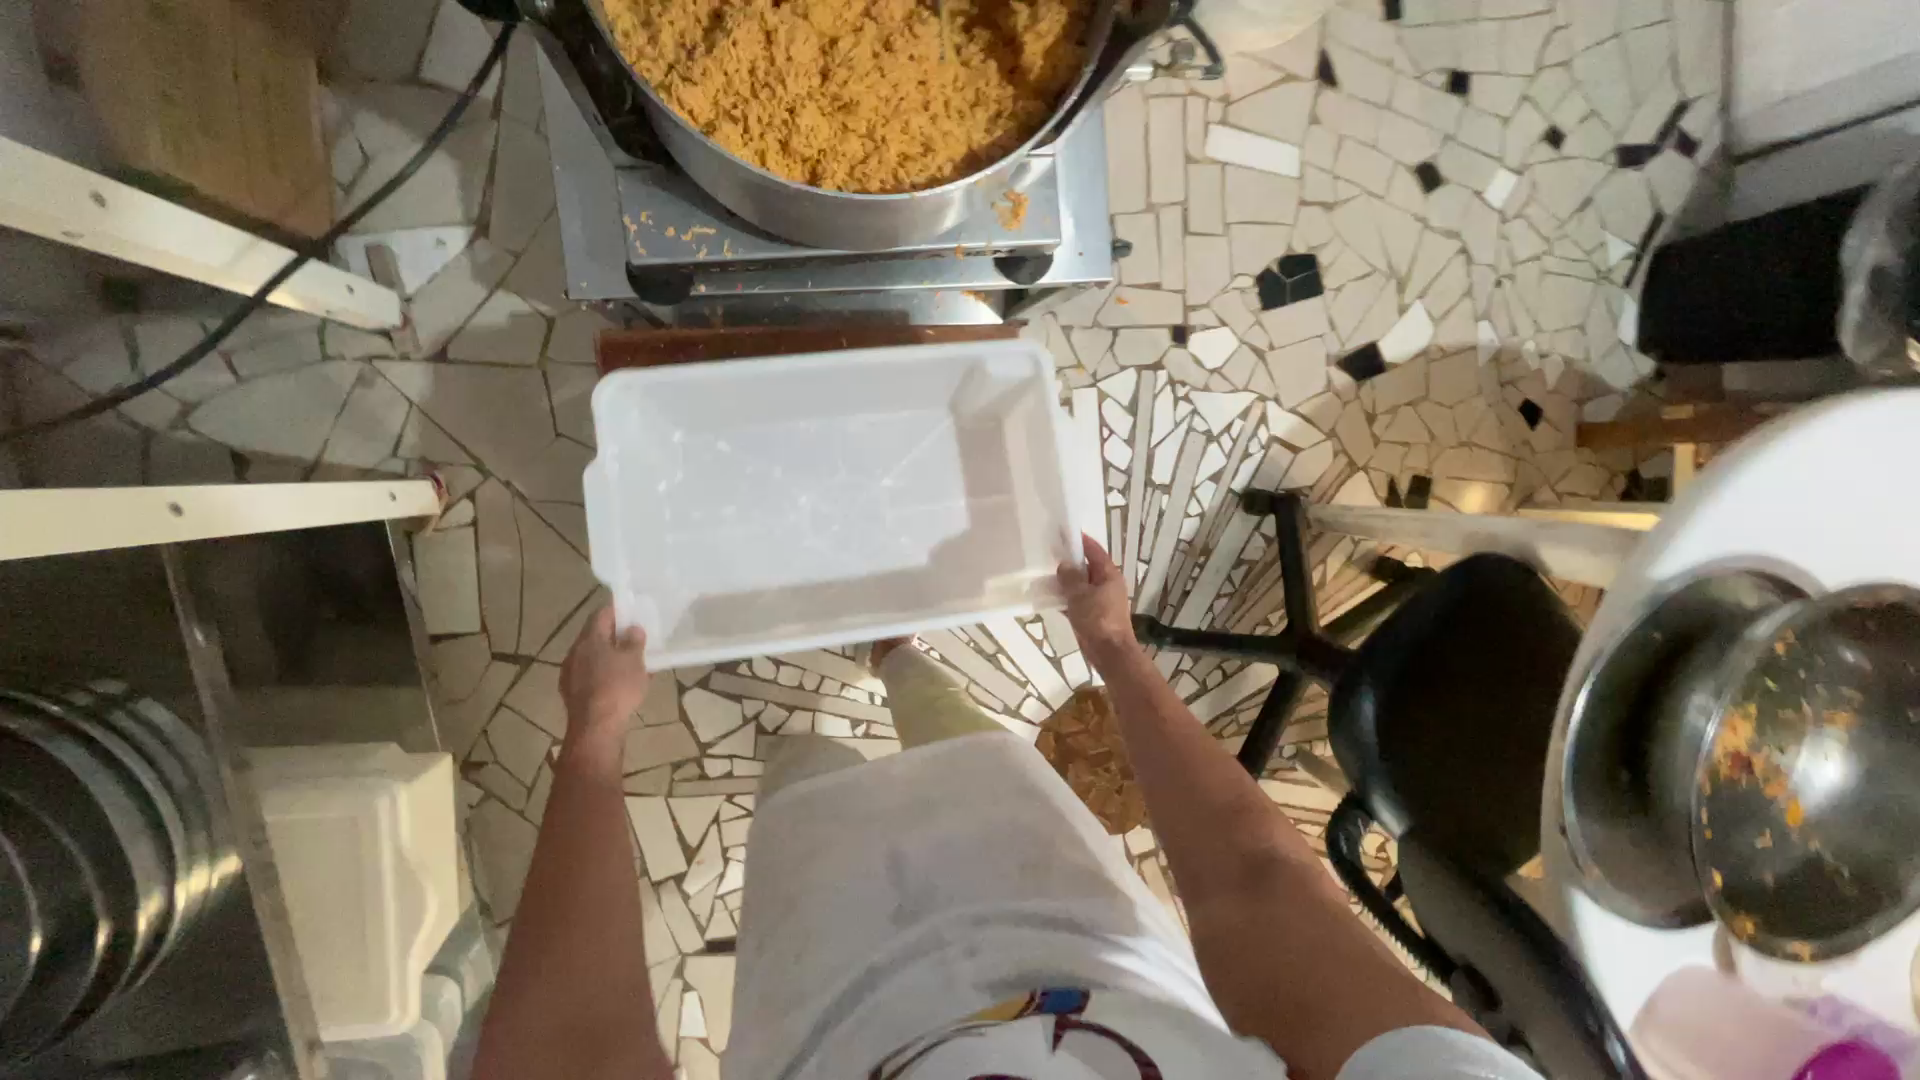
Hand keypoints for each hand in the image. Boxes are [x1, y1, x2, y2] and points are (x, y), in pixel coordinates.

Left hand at [560, 607, 649, 750]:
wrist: (596, 727)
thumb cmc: (618, 687)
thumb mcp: (635, 661)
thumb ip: (634, 641)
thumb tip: (632, 629)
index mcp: (589, 639)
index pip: (601, 614)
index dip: (618, 610)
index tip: (633, 612)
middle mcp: (575, 652)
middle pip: (594, 635)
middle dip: (614, 635)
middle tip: (634, 638)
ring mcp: (569, 673)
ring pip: (591, 656)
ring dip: (608, 656)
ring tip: (629, 663)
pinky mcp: (571, 692)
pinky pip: (589, 674)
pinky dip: (603, 673)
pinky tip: (617, 683)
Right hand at [1057, 535, 1138, 663]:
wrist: (1109, 652)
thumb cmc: (1098, 619)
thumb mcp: (1080, 595)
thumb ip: (1070, 578)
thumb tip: (1064, 565)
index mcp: (1109, 575)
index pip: (1095, 551)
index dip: (1081, 541)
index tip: (1065, 532)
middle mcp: (1106, 585)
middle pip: (1087, 567)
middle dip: (1070, 562)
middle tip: (1050, 553)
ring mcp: (1100, 601)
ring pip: (1081, 585)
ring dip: (1066, 581)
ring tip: (1046, 574)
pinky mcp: (1093, 615)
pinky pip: (1077, 601)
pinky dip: (1066, 598)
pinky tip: (1050, 597)